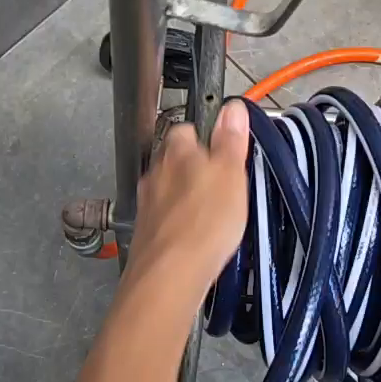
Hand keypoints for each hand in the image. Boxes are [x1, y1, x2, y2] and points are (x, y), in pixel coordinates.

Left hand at [122, 100, 250, 294]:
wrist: (170, 273)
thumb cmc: (202, 223)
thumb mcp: (230, 173)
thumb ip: (230, 140)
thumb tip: (233, 109)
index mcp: (176, 151)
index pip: (187, 128)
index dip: (206, 136)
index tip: (223, 147)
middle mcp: (156, 173)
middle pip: (175, 159)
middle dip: (194, 167)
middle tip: (221, 181)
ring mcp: (148, 204)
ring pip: (168, 189)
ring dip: (185, 196)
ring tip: (211, 212)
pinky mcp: (147, 232)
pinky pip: (165, 219)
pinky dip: (178, 223)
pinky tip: (195, 236)